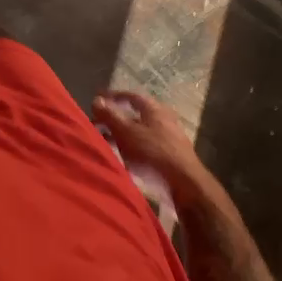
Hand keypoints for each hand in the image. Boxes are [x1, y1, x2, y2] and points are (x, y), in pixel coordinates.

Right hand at [93, 91, 210, 198]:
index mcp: (154, 109)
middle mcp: (163, 121)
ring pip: (138, 133)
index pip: (130, 96)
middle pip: (134, 116)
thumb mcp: (126, 131)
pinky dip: (130, 150)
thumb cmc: (152, 151)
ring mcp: (167, 140)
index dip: (112, 96)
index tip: (97, 100)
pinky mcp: (169, 158)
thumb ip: (109, 115)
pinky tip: (121, 159)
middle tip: (96, 124)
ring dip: (120, 136)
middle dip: (114, 119)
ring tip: (104, 143)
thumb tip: (96, 100)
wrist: (185, 184)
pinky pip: (144, 149)